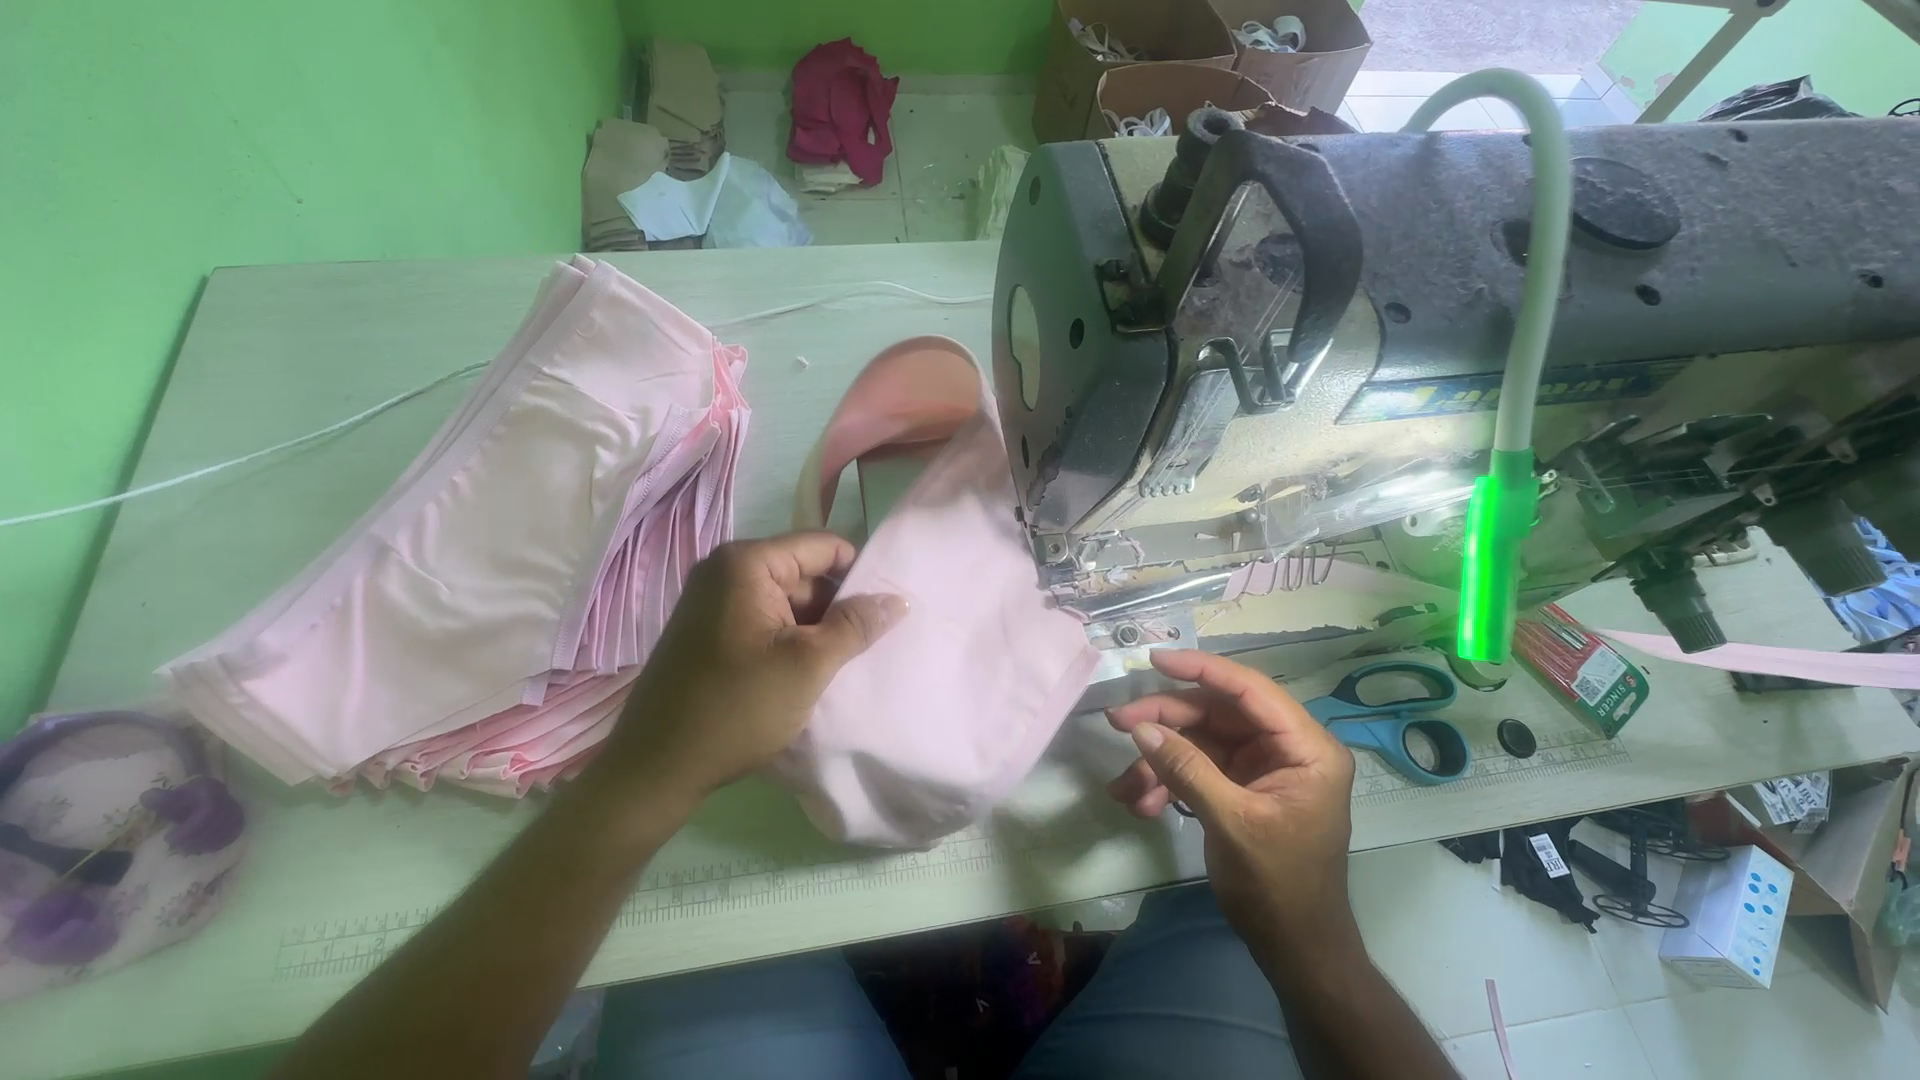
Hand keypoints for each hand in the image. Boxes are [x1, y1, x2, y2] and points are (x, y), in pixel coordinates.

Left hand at [588, 532, 906, 805]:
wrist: (656, 768)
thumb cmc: (735, 709)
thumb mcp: (807, 665)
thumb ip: (855, 626)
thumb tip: (898, 599)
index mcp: (746, 563)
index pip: (823, 547)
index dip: (859, 576)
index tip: (885, 614)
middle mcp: (726, 571)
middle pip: (807, 574)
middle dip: (838, 609)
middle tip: (869, 648)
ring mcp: (714, 603)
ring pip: (789, 604)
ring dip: (816, 632)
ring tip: (843, 667)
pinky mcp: (711, 633)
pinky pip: (766, 623)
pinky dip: (791, 644)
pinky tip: (808, 676)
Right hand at [1106, 650, 1358, 962]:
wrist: (1294, 948)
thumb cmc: (1279, 886)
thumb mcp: (1232, 823)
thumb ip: (1187, 769)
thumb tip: (1141, 728)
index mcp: (1306, 748)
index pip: (1250, 690)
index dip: (1201, 670)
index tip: (1155, 660)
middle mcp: (1285, 748)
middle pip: (1217, 714)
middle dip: (1166, 721)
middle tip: (1118, 723)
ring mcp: (1261, 768)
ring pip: (1200, 741)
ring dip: (1159, 760)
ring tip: (1124, 787)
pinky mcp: (1240, 788)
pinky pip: (1196, 769)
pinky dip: (1167, 781)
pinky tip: (1141, 803)